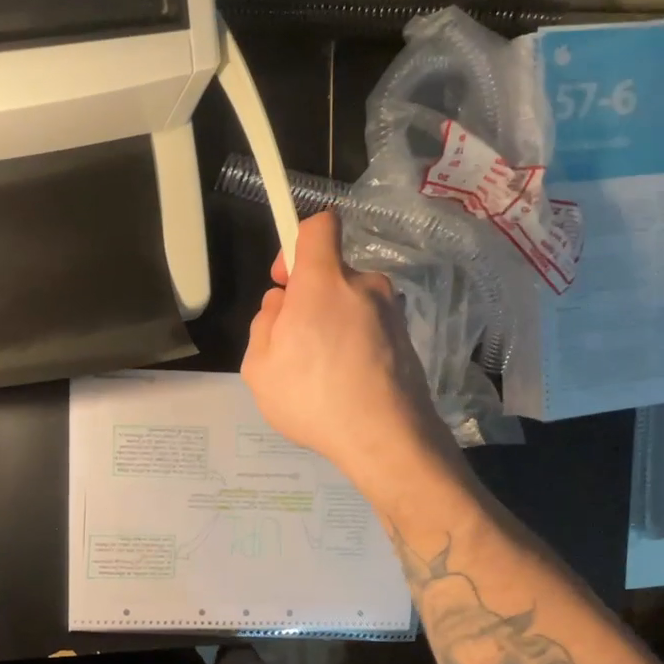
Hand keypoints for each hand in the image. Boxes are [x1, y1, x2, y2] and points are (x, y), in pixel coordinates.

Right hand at [240, 211, 462, 499]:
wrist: (384, 437)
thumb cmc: (312, 397)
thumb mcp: (258, 367)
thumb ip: (263, 324)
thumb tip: (280, 304)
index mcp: (324, 282)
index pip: (319, 227)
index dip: (295, 244)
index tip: (284, 280)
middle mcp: (364, 285)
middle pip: (331, 274)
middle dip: (308, 300)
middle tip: (291, 346)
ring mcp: (391, 312)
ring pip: (349, 304)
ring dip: (330, 326)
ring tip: (317, 373)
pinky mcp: (405, 338)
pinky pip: (367, 329)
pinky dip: (351, 346)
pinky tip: (341, 384)